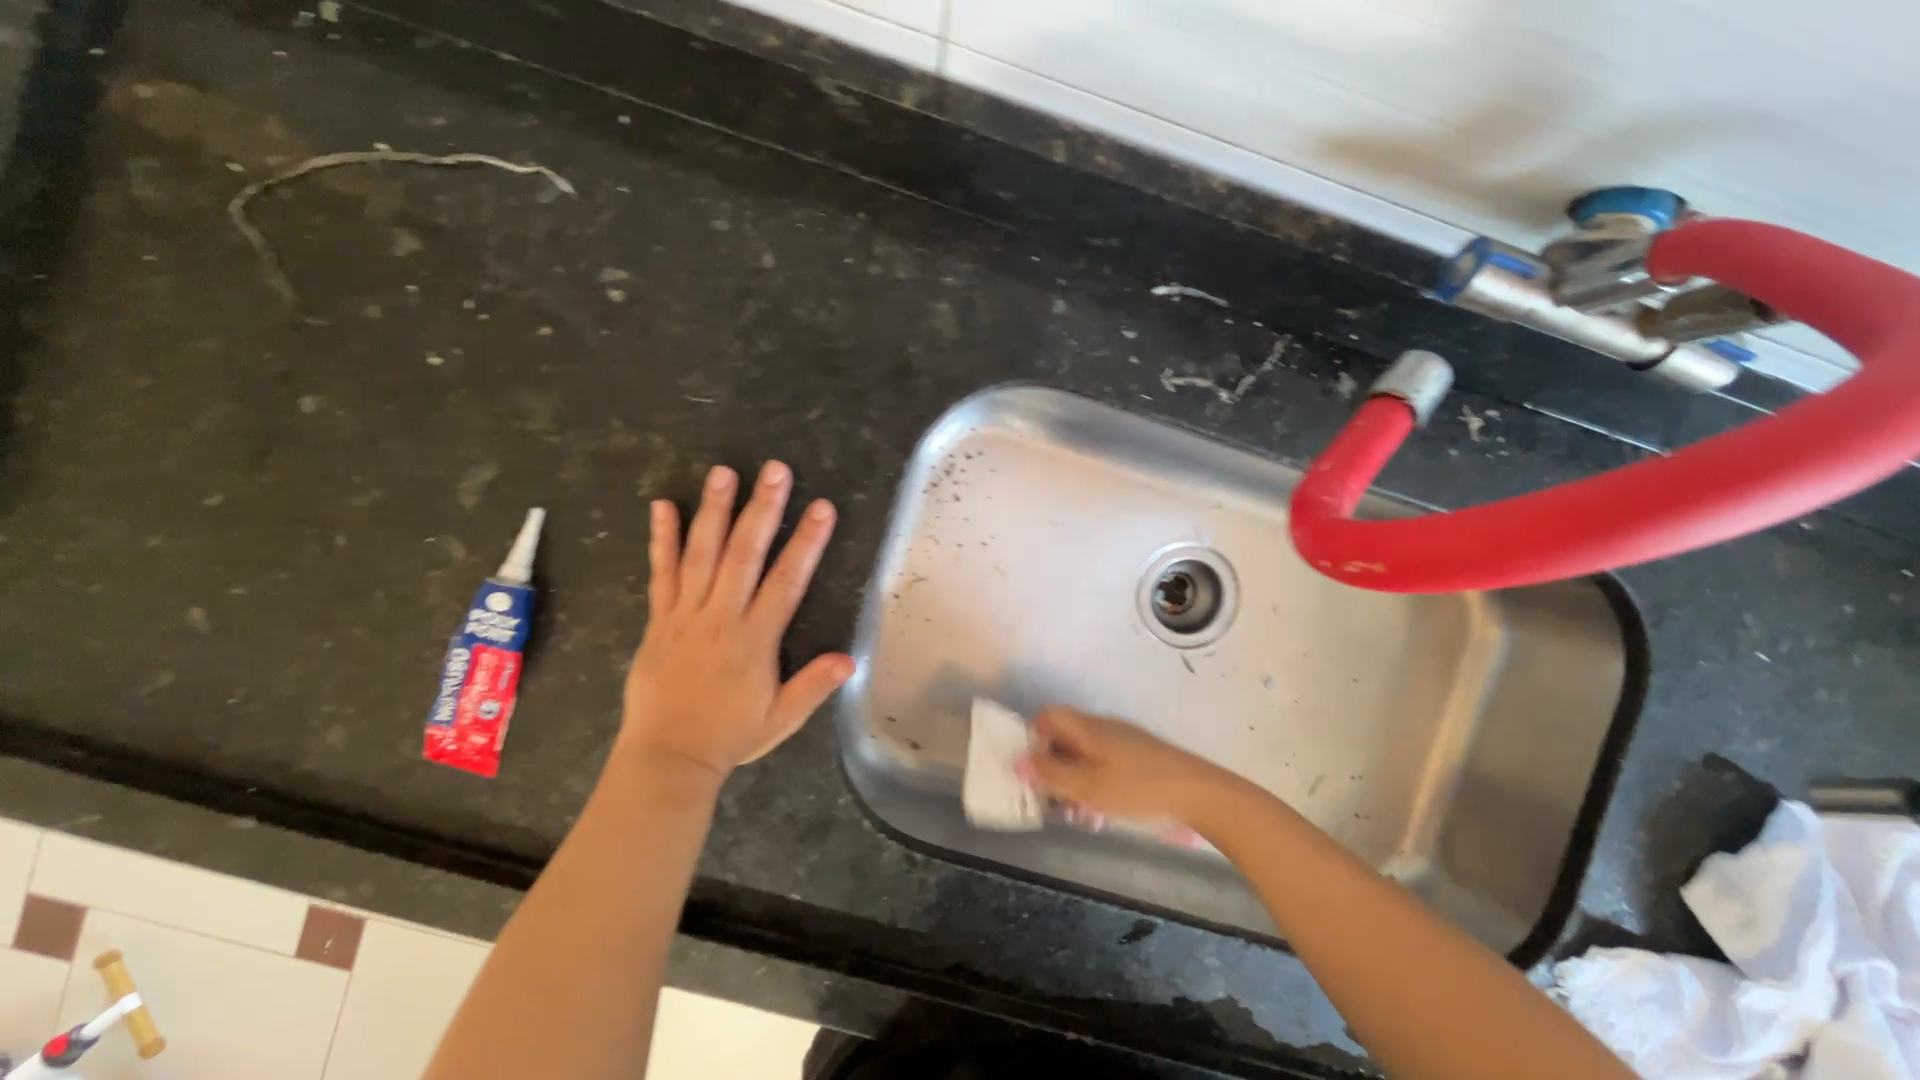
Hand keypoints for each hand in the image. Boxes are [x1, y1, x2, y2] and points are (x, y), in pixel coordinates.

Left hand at [620, 461, 854, 778]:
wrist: (667, 756)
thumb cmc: (730, 737)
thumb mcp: (781, 719)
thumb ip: (813, 686)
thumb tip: (850, 658)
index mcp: (755, 640)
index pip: (786, 582)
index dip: (806, 543)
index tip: (821, 508)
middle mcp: (721, 618)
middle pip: (744, 555)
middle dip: (763, 510)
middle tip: (775, 471)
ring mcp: (686, 615)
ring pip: (701, 554)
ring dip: (713, 511)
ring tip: (723, 472)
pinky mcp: (658, 620)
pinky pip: (660, 573)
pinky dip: (662, 539)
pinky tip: (662, 506)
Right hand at [1019, 706, 1235, 826]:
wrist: (1200, 795)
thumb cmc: (1139, 789)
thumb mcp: (1088, 787)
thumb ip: (1051, 775)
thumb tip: (1017, 760)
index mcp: (1088, 728)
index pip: (1048, 716)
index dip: (1033, 738)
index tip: (1032, 770)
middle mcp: (1104, 729)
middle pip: (1065, 739)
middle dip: (1054, 770)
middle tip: (1053, 802)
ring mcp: (1124, 744)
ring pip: (1085, 758)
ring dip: (1075, 784)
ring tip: (1079, 816)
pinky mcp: (1140, 761)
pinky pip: (1105, 768)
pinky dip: (1097, 788)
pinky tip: (1103, 816)